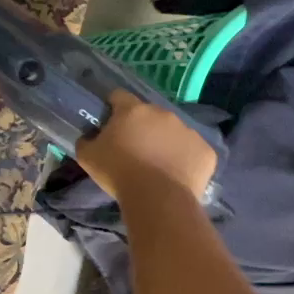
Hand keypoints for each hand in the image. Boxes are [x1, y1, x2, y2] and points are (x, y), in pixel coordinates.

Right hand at [75, 90, 216, 201]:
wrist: (158, 198)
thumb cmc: (118, 172)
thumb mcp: (87, 156)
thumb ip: (87, 139)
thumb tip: (91, 137)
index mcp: (132, 110)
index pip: (119, 95)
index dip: (112, 106)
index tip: (109, 121)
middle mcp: (162, 114)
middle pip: (148, 113)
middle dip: (140, 125)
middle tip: (132, 147)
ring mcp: (188, 131)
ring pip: (172, 130)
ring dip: (163, 140)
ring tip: (156, 162)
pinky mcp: (206, 150)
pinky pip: (191, 149)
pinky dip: (183, 157)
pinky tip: (174, 172)